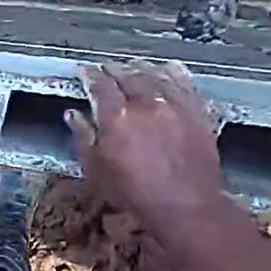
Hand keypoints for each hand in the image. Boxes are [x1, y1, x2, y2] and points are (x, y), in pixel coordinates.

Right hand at [65, 62, 228, 223]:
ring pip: (156, 76)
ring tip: (132, 64)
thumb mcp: (96, 169)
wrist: (186, 205)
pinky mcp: (197, 113)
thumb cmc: (135, 193)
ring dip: (141, 68)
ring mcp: (175, 106)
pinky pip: (186, 84)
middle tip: (105, 67)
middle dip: (114, 69)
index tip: (85, 71)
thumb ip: (84, 137)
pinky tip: (170, 69)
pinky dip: (175, 73)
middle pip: (128, 76)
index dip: (90, 76)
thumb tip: (72, 115)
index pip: (100, 86)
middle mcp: (146, 104)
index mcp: (116, 117)